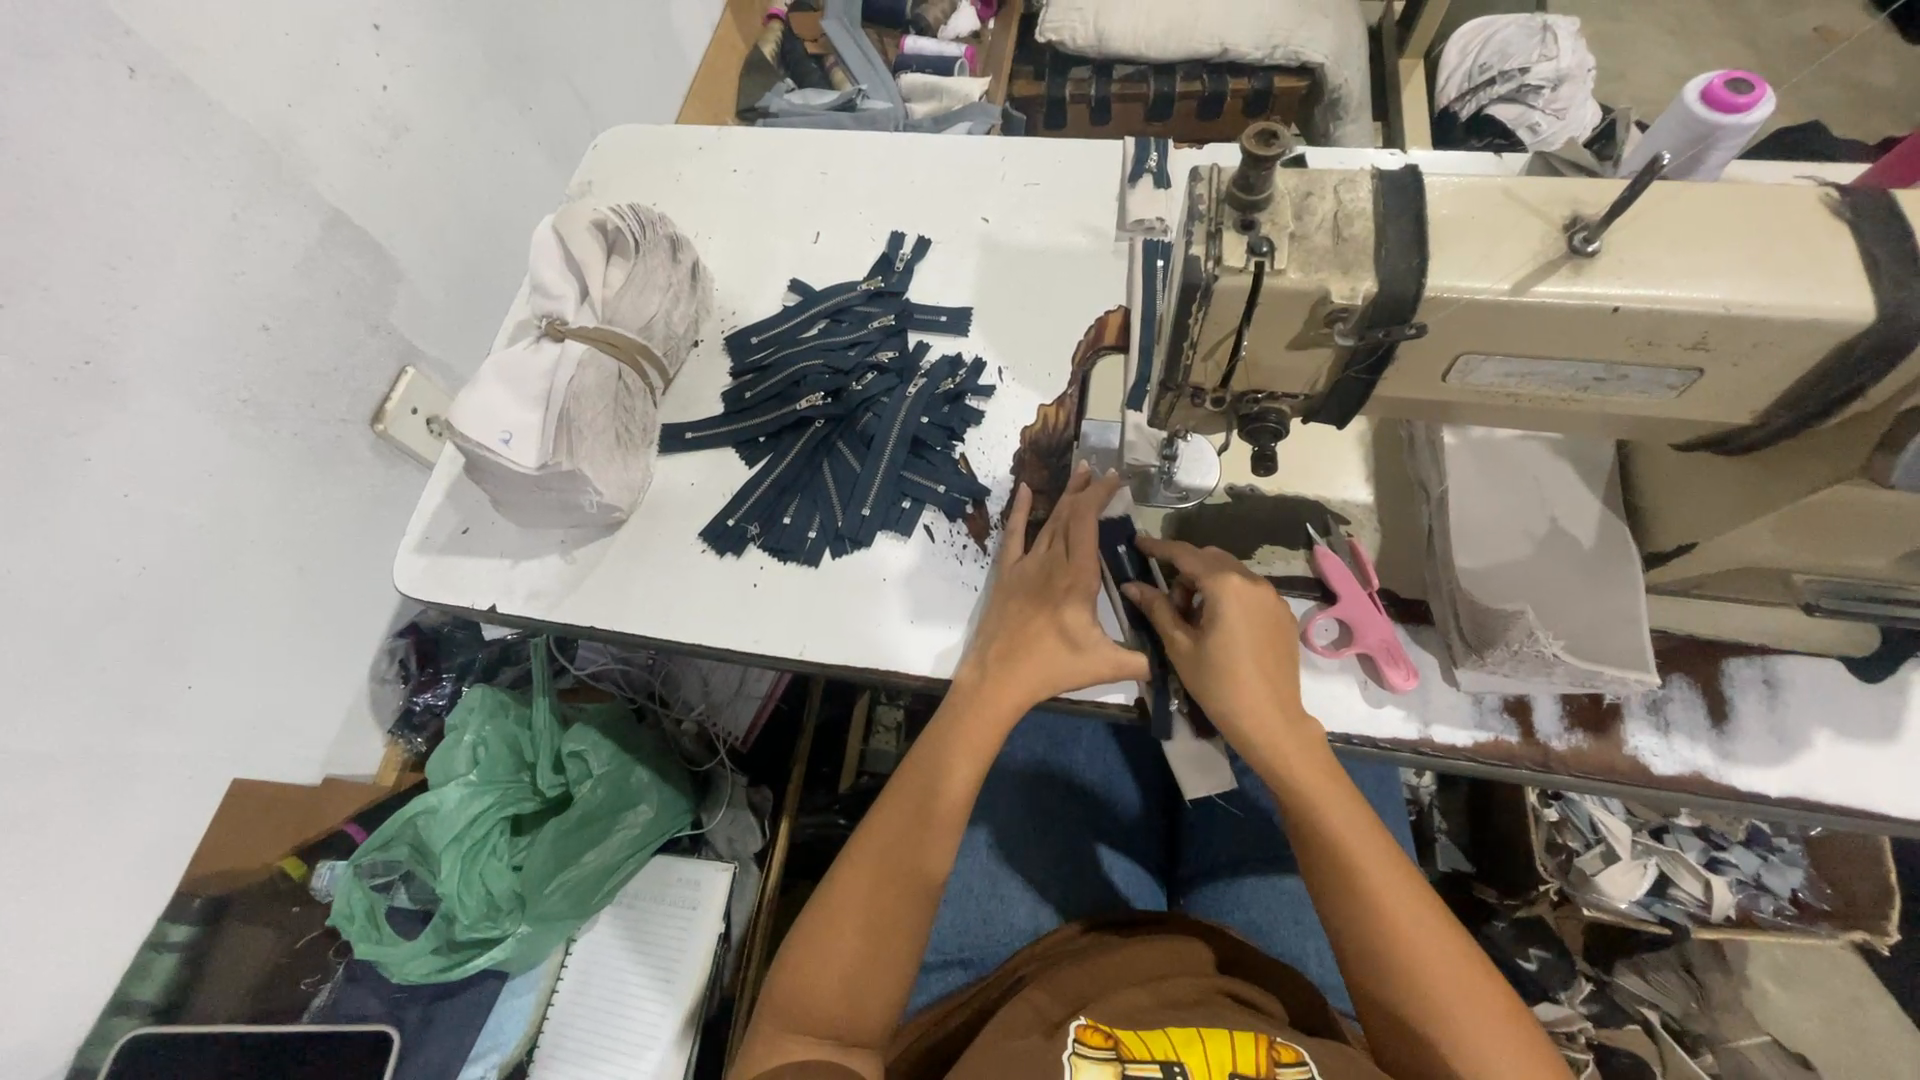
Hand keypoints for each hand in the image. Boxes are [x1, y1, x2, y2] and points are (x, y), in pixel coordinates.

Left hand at [957, 463, 1148, 714]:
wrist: (997, 677)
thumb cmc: (1051, 668)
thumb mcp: (1104, 667)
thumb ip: (1139, 662)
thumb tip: (1166, 664)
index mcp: (1077, 577)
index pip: (1089, 522)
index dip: (1101, 495)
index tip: (1116, 478)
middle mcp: (1051, 562)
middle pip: (1070, 515)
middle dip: (1087, 490)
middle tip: (1101, 471)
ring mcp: (1025, 566)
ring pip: (1048, 521)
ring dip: (1065, 496)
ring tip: (1078, 473)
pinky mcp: (1006, 574)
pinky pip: (1013, 535)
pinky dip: (1020, 510)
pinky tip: (1024, 489)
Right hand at [1121, 537, 1322, 757]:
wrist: (1270, 719)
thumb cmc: (1217, 683)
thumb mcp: (1179, 645)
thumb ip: (1157, 608)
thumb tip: (1132, 585)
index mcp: (1225, 585)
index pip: (1185, 554)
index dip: (1159, 548)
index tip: (1138, 543)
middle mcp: (1253, 582)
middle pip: (1211, 559)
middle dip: (1185, 570)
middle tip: (1169, 602)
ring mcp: (1273, 597)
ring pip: (1232, 574)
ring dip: (1207, 584)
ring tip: (1193, 620)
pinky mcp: (1283, 615)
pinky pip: (1250, 592)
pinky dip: (1229, 596)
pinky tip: (1220, 628)